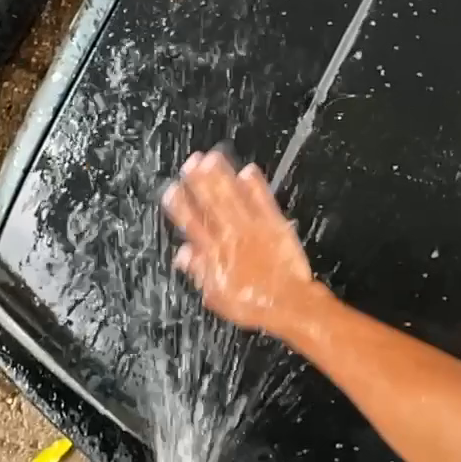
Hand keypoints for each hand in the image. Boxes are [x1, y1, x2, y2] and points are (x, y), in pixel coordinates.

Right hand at [161, 150, 323, 334]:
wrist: (289, 304)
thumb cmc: (253, 303)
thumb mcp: (217, 295)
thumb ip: (199, 271)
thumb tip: (182, 254)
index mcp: (215, 253)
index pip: (192, 224)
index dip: (180, 205)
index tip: (171, 189)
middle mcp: (232, 236)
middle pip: (212, 204)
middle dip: (200, 181)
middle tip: (191, 162)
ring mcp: (254, 228)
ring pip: (234, 197)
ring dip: (222, 176)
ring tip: (212, 158)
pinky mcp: (274, 224)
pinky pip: (262, 201)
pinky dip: (255, 185)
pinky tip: (248, 170)